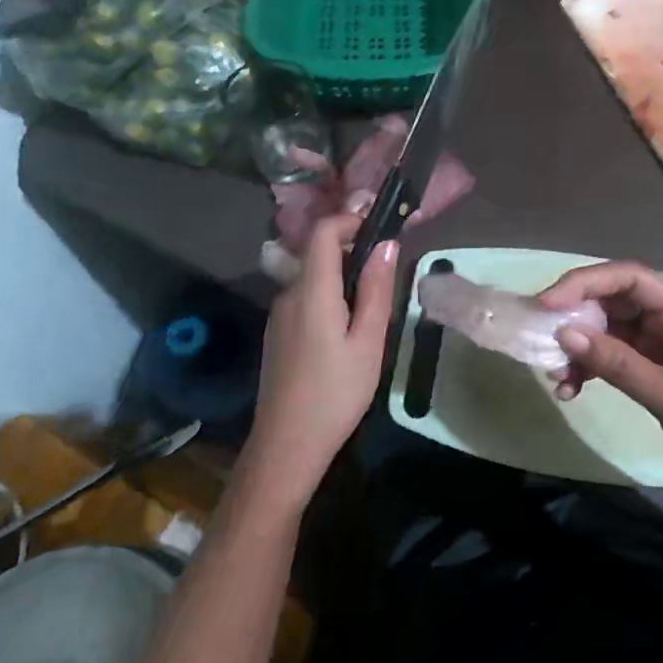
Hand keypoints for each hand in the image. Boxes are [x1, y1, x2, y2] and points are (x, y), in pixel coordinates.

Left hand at [241, 214, 397, 506]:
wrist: (287, 442)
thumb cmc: (336, 392)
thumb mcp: (368, 342)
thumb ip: (375, 290)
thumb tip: (386, 243)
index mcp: (311, 291)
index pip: (322, 232)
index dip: (349, 220)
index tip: (380, 229)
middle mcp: (288, 295)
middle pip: (316, 255)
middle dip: (351, 252)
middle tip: (386, 275)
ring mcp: (277, 316)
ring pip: (311, 280)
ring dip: (341, 280)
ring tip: (372, 310)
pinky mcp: (276, 335)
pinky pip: (303, 302)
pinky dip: (327, 300)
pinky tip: (345, 333)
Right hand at [538, 263, 662, 501]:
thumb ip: (618, 364)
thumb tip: (564, 334)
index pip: (630, 278)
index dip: (585, 283)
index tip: (547, 304)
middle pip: (613, 300)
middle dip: (575, 316)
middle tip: (541, 338)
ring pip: (608, 329)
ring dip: (578, 348)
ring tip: (556, 375)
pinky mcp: (656, 368)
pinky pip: (612, 356)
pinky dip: (589, 368)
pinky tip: (571, 390)